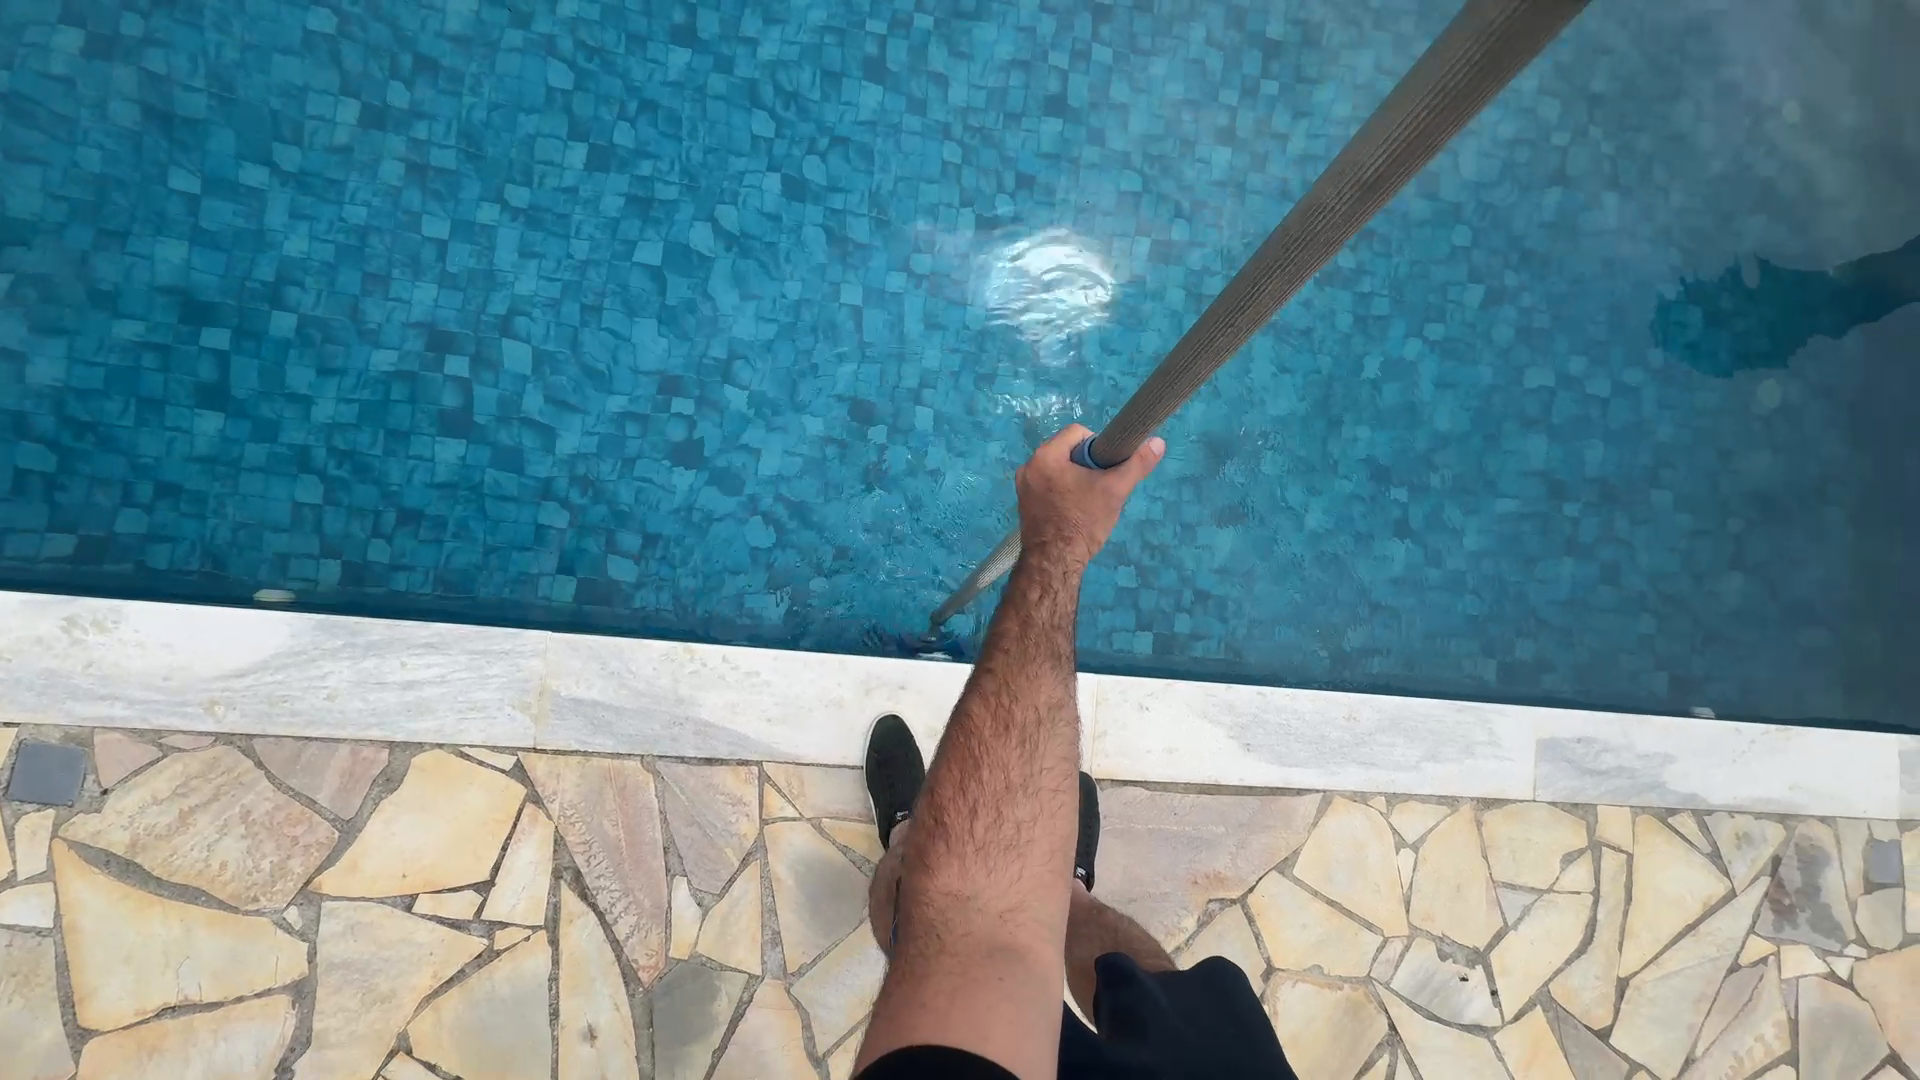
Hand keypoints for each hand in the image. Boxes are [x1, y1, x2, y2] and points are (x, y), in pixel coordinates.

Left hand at [1014, 425, 1165, 567]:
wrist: (1056, 562)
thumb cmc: (1083, 522)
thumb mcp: (1115, 490)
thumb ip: (1136, 464)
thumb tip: (1158, 443)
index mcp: (1045, 456)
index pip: (1077, 432)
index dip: (1098, 444)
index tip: (1108, 466)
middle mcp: (1028, 466)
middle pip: (1065, 450)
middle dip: (1086, 463)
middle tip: (1101, 484)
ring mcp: (1023, 486)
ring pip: (1057, 468)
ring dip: (1074, 477)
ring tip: (1089, 498)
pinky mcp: (1023, 503)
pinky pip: (1047, 485)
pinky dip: (1061, 490)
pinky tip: (1074, 509)